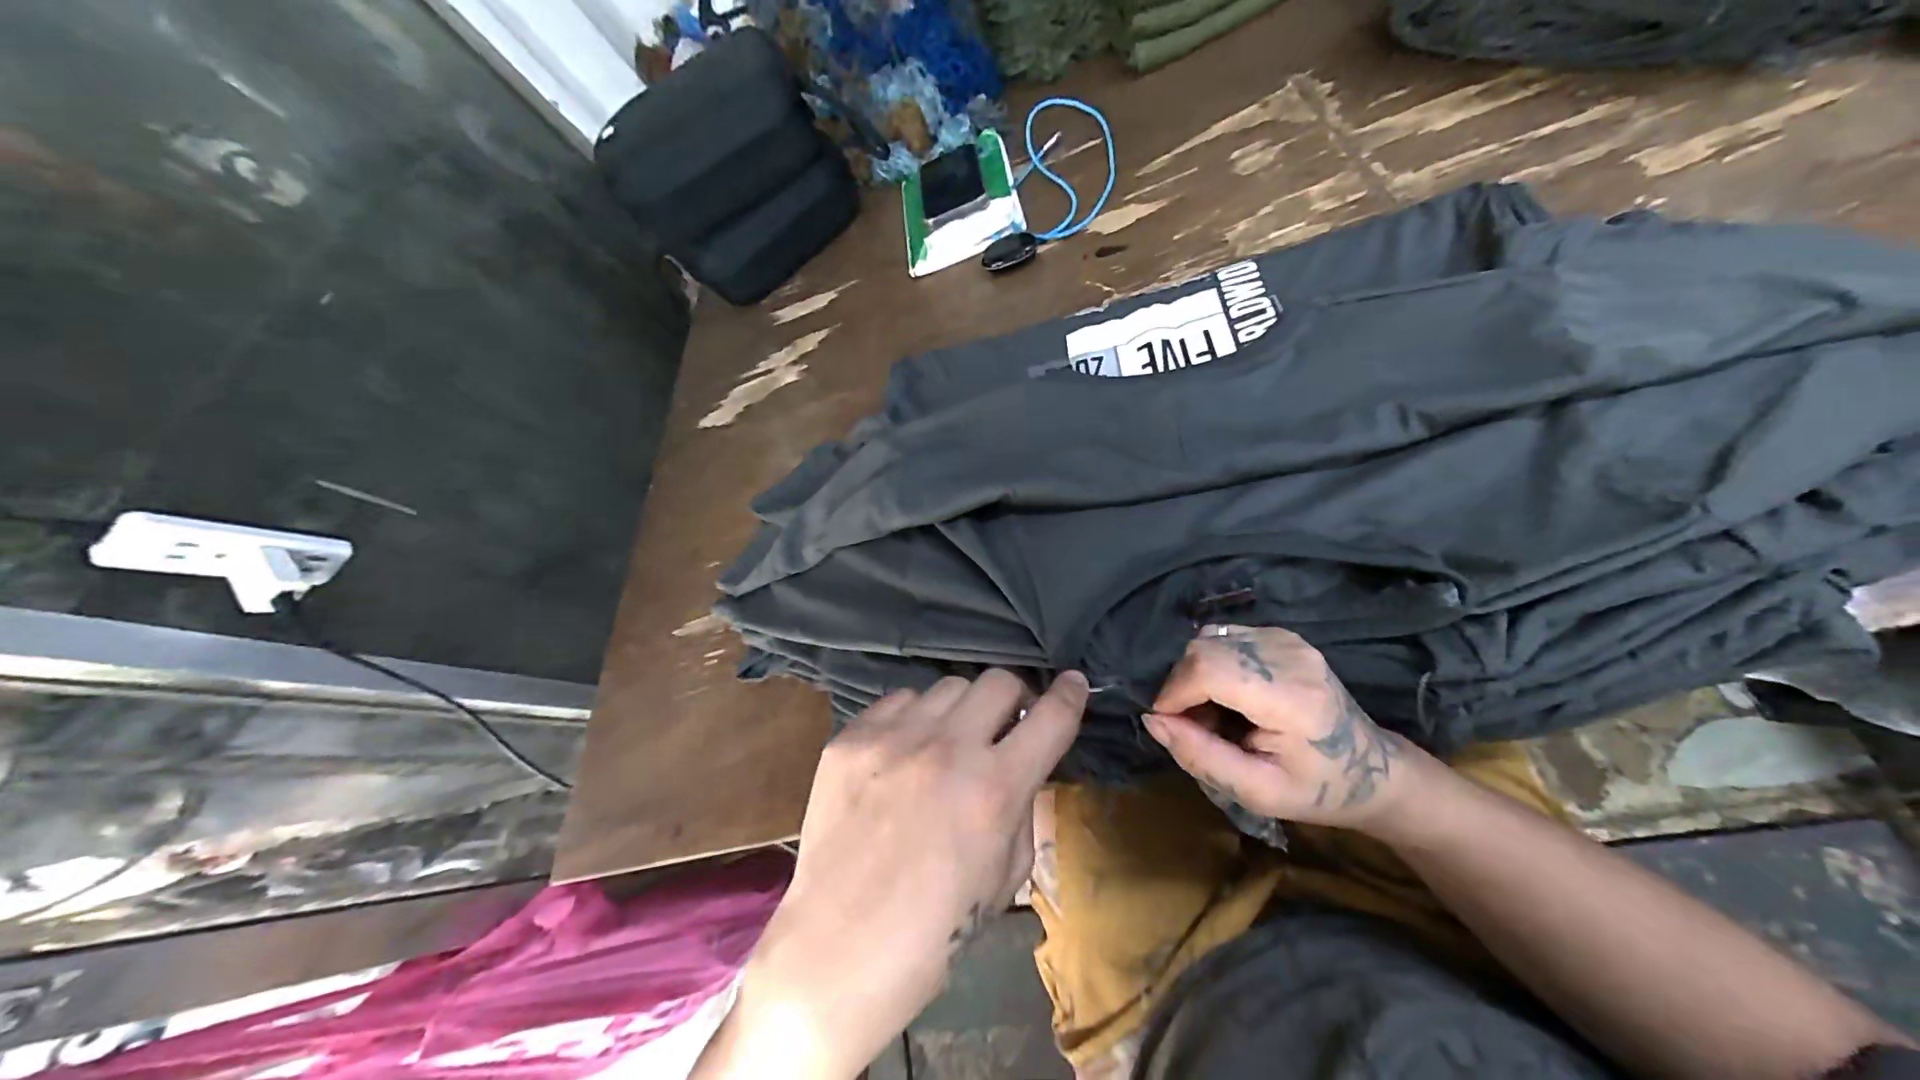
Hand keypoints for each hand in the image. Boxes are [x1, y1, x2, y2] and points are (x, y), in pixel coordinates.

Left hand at [695, 669, 1087, 1079]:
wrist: (839, 946)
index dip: (1070, 694)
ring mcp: (892, 739)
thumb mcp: (1006, 875)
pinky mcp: (850, 740)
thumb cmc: (935, 928)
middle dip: (1015, 699)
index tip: (1073, 684)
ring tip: (949, 743)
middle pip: (999, 681)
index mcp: (993, 789)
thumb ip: (1022, 808)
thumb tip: (1024, 765)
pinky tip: (905, 752)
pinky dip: (914, 719)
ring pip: (948, 686)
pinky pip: (898, 701)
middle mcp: (946, 749)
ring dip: (963, 710)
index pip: (1051, 717)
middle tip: (1006, 725)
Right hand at [1143, 625, 1437, 832]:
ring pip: (1208, 639)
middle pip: (1203, 648)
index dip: (1174, 692)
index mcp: (1291, 698)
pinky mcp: (1282, 635)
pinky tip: (1227, 694)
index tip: (1168, 723)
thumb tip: (1152, 720)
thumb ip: (1201, 756)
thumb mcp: (1257, 792)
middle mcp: (1289, 655)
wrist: (1374, 770)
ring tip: (1212, 712)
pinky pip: (1223, 637)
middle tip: (1194, 725)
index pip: (1209, 669)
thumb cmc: (1318, 790)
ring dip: (1194, 674)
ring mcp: (1287, 639)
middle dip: (1181, 685)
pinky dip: (1210, 664)